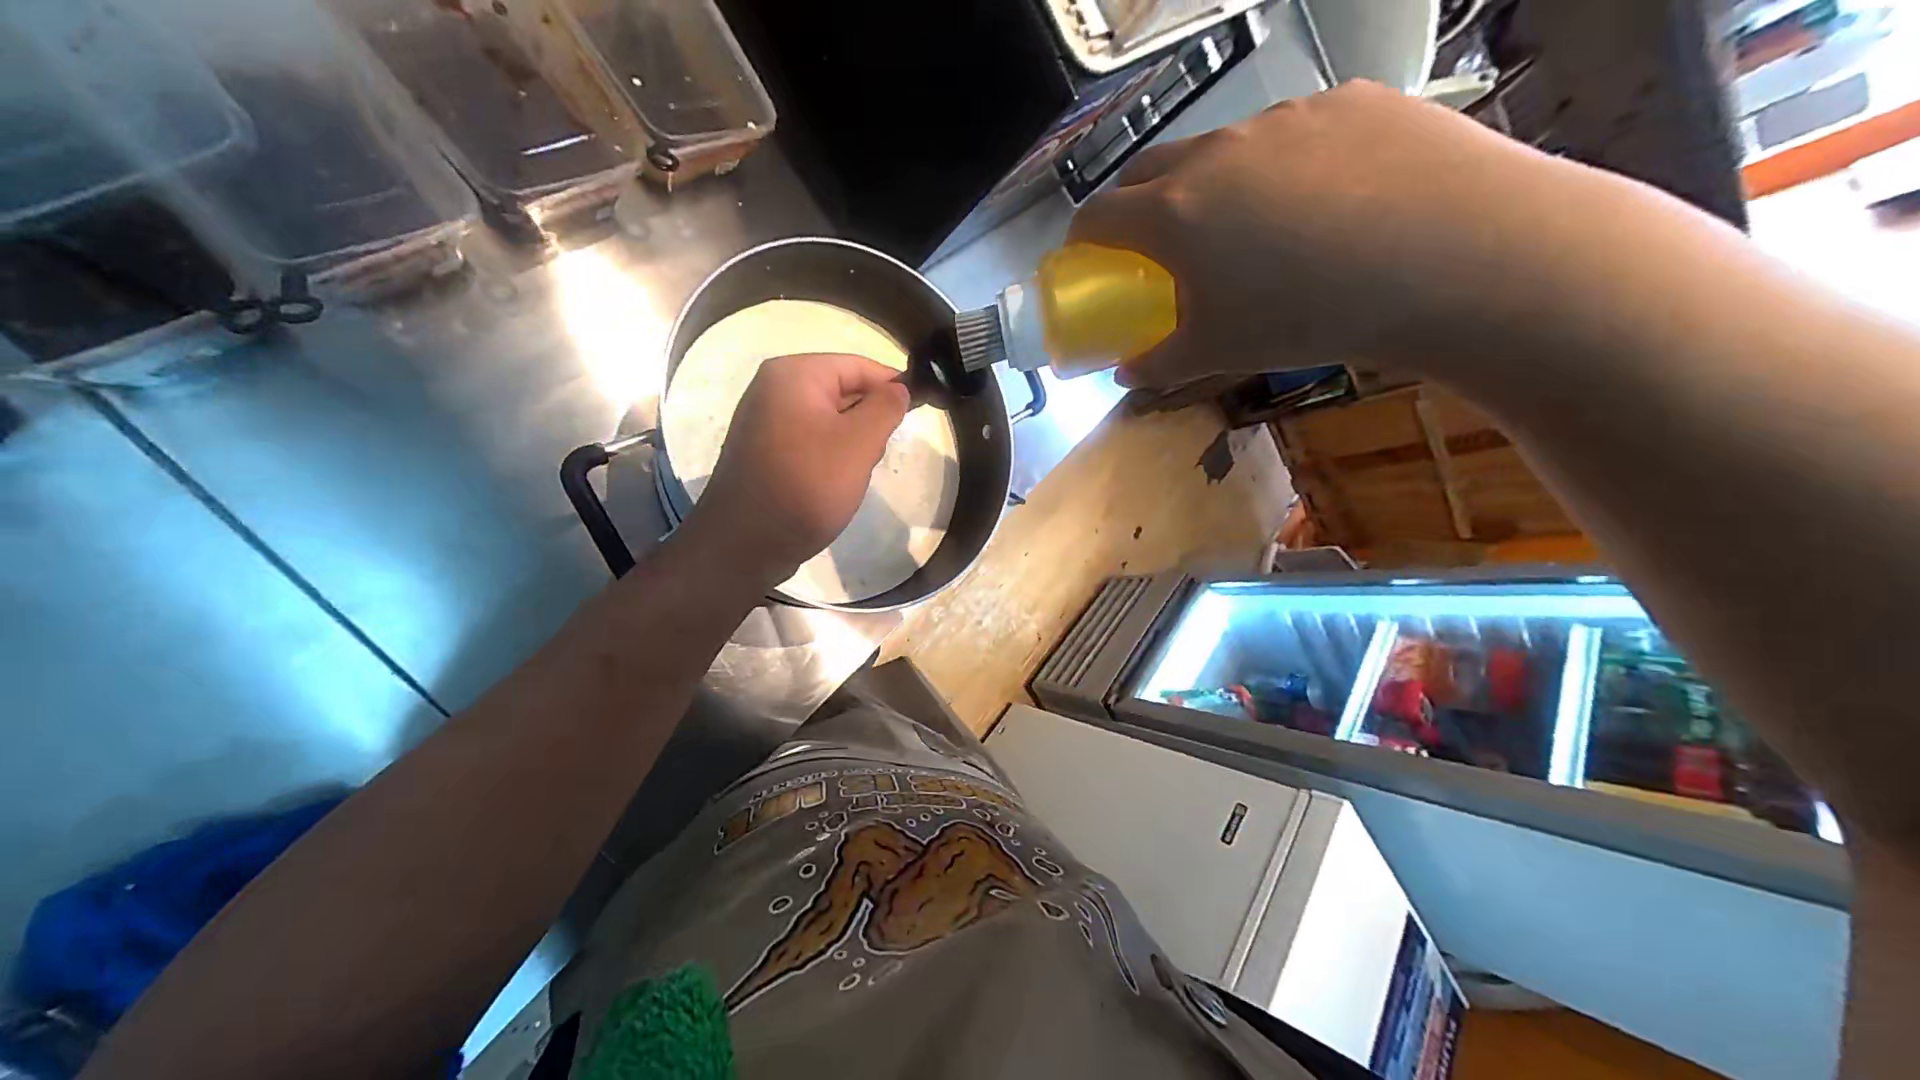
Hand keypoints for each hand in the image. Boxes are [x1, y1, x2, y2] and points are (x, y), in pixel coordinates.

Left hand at [683, 352, 908, 589]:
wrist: (745, 544)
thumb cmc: (806, 486)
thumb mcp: (858, 444)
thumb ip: (885, 408)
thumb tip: (898, 387)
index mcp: (794, 375)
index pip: (859, 365)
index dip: (893, 385)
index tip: (921, 408)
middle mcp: (773, 388)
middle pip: (842, 389)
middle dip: (869, 418)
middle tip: (880, 453)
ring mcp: (764, 421)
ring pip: (828, 419)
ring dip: (851, 442)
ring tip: (855, 473)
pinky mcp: (764, 451)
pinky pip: (809, 440)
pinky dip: (830, 456)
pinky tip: (835, 483)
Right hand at [1069, 80, 1667, 386]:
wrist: (1460, 259)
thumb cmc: (1311, 316)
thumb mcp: (1223, 352)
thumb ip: (1162, 363)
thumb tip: (1126, 375)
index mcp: (1175, 211)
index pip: (1099, 214)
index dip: (1083, 239)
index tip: (1089, 259)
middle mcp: (1219, 150)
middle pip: (1151, 169)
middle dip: (1139, 205)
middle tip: (1160, 246)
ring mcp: (1288, 117)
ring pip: (1226, 148)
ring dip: (1216, 185)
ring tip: (1260, 231)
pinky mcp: (1352, 100)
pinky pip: (1295, 133)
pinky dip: (1286, 166)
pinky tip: (1331, 204)